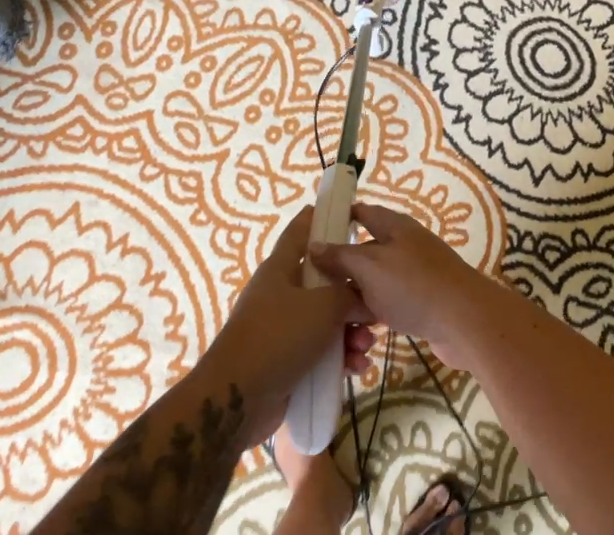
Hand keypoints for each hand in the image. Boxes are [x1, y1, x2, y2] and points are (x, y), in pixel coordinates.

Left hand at [204, 206, 376, 448]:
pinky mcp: (288, 361)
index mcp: (281, 270)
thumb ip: (349, 295)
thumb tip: (364, 299)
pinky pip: (322, 351)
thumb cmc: (278, 337)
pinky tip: (356, 367)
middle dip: (354, 296)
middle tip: (375, 308)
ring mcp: (283, 329)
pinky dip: (341, 357)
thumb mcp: (323, 306)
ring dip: (352, 331)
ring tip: (365, 345)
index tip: (346, 213)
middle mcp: (281, 294)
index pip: (300, 232)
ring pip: (327, 320)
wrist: (238, 399)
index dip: (320, 219)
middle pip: (324, 282)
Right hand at [309, 203, 498, 366]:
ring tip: (332, 316)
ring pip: (375, 283)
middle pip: (366, 251)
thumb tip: (314, 245)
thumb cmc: (413, 286)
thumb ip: (340, 256)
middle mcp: (406, 246)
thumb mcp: (370, 266)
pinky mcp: (422, 302)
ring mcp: (415, 275)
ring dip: (356, 298)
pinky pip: (389, 304)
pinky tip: (360, 331)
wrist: (465, 322)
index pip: (363, 212)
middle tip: (312, 286)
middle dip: (341, 268)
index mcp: (395, 227)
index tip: (313, 231)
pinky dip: (374, 314)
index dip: (340, 217)